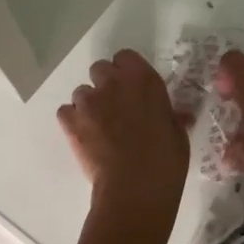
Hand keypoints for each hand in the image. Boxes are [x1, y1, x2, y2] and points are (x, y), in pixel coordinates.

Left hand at [56, 50, 190, 213]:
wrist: (136, 187)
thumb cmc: (166, 160)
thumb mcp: (178, 134)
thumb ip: (171, 117)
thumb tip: (179, 116)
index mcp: (144, 80)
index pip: (126, 56)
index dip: (126, 71)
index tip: (132, 88)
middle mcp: (114, 83)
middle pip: (100, 69)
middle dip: (104, 84)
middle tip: (114, 106)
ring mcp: (90, 101)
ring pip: (81, 91)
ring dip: (88, 104)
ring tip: (97, 126)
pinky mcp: (71, 122)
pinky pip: (65, 111)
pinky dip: (72, 121)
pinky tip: (83, 136)